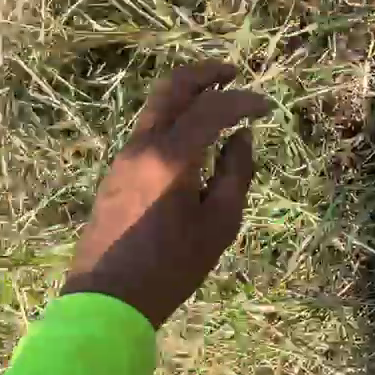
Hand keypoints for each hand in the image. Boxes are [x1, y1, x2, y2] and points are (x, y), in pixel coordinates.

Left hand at [63, 61, 271, 326]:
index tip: (266, 108)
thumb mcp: (220, 223)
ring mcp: (124, 157)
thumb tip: (241, 138)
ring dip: (187, 93)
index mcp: (171, 157)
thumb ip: (236, 173)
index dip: (244, 101)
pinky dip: (174, 116)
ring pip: (157, 105)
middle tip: (232, 73)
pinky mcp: (117, 171)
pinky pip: (150, 128)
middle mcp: (144, 146)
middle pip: (172, 88)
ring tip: (216, 99)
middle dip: (204, 73)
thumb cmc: (172, 266)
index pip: (212, 108)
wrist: (107, 301)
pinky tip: (194, 134)